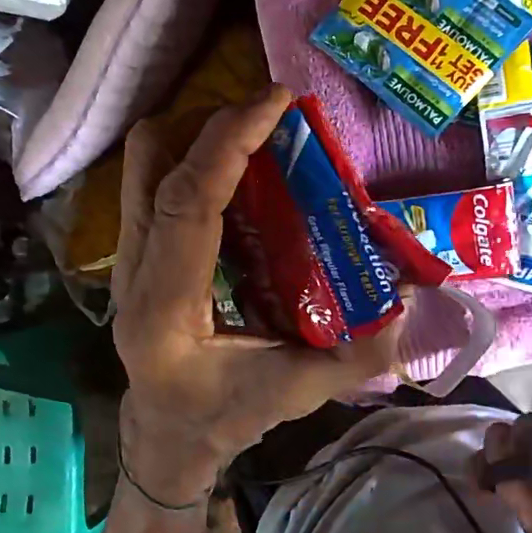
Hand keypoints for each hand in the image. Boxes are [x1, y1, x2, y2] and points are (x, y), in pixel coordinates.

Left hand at [113, 84, 401, 506]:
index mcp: (165, 306)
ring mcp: (126, 255)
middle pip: (152, 163)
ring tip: (258, 134)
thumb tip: (405, 299)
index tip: (276, 100)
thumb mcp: (292, 395)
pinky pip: (151, 177)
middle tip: (276, 116)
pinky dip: (193, 154)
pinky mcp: (135, 247)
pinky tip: (238, 169)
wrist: (164, 432)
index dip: (229, 142)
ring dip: (199, 133)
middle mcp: (133, 269)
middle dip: (216, 125)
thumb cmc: (221, 417)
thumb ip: (354, 356)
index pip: (187, 203)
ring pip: (144, 162)